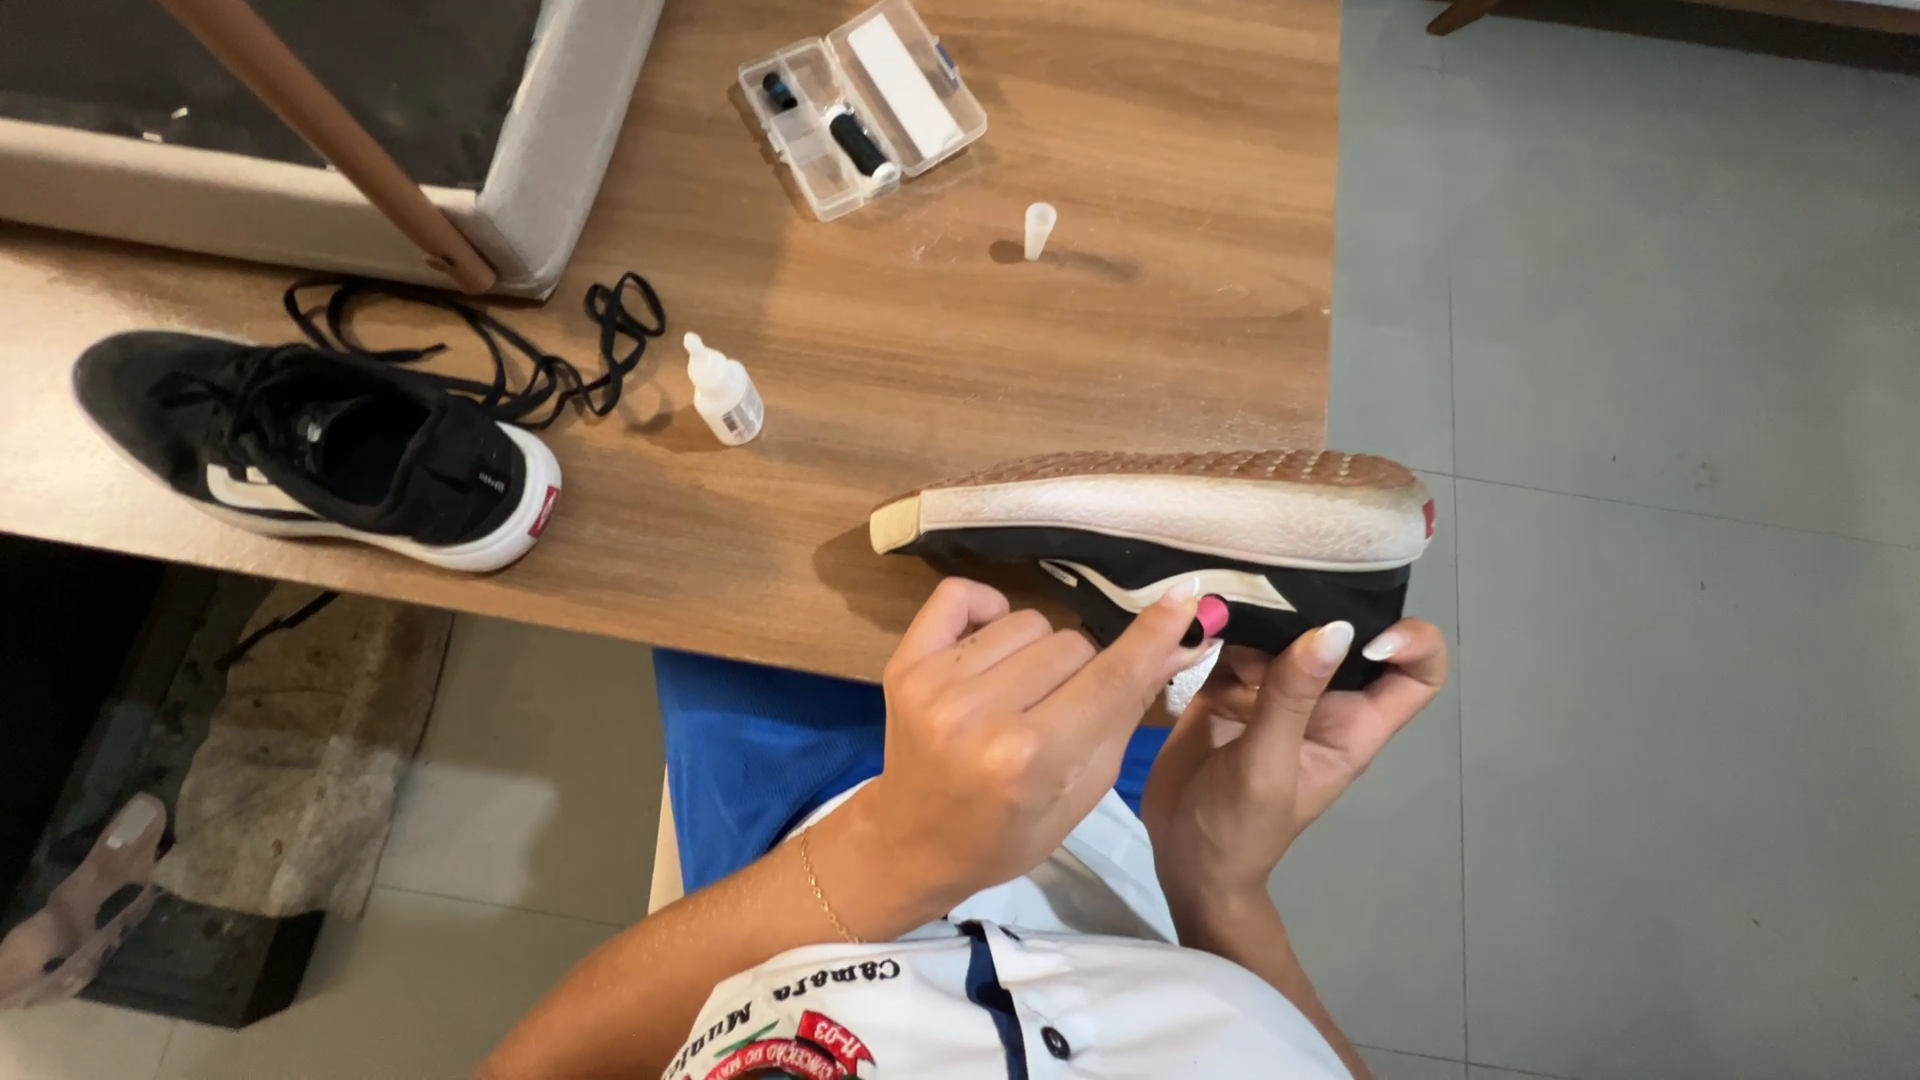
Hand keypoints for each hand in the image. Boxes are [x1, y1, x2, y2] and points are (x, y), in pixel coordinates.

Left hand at [849, 577, 1212, 905]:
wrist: (915, 840)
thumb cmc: (1009, 832)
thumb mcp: (1082, 788)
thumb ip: (1126, 712)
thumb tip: (1179, 642)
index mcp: (1028, 758)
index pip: (1109, 679)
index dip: (1152, 637)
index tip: (1184, 601)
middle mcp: (979, 714)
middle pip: (1071, 644)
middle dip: (1081, 672)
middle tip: (1059, 707)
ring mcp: (934, 683)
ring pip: (1026, 621)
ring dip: (1036, 651)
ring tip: (1018, 692)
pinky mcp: (904, 662)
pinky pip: (960, 594)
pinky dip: (986, 610)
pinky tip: (988, 646)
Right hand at [1141, 618, 1447, 925]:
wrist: (1184, 857)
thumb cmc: (1241, 828)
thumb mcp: (1267, 767)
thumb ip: (1292, 699)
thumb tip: (1332, 629)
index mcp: (1351, 726)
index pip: (1413, 676)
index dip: (1409, 644)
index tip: (1361, 632)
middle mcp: (1317, 700)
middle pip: (1338, 636)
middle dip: (1311, 611)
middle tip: (1268, 598)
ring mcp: (1268, 691)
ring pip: (1279, 631)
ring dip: (1255, 617)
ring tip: (1222, 614)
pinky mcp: (1224, 686)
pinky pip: (1231, 642)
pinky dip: (1218, 626)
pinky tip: (1198, 622)